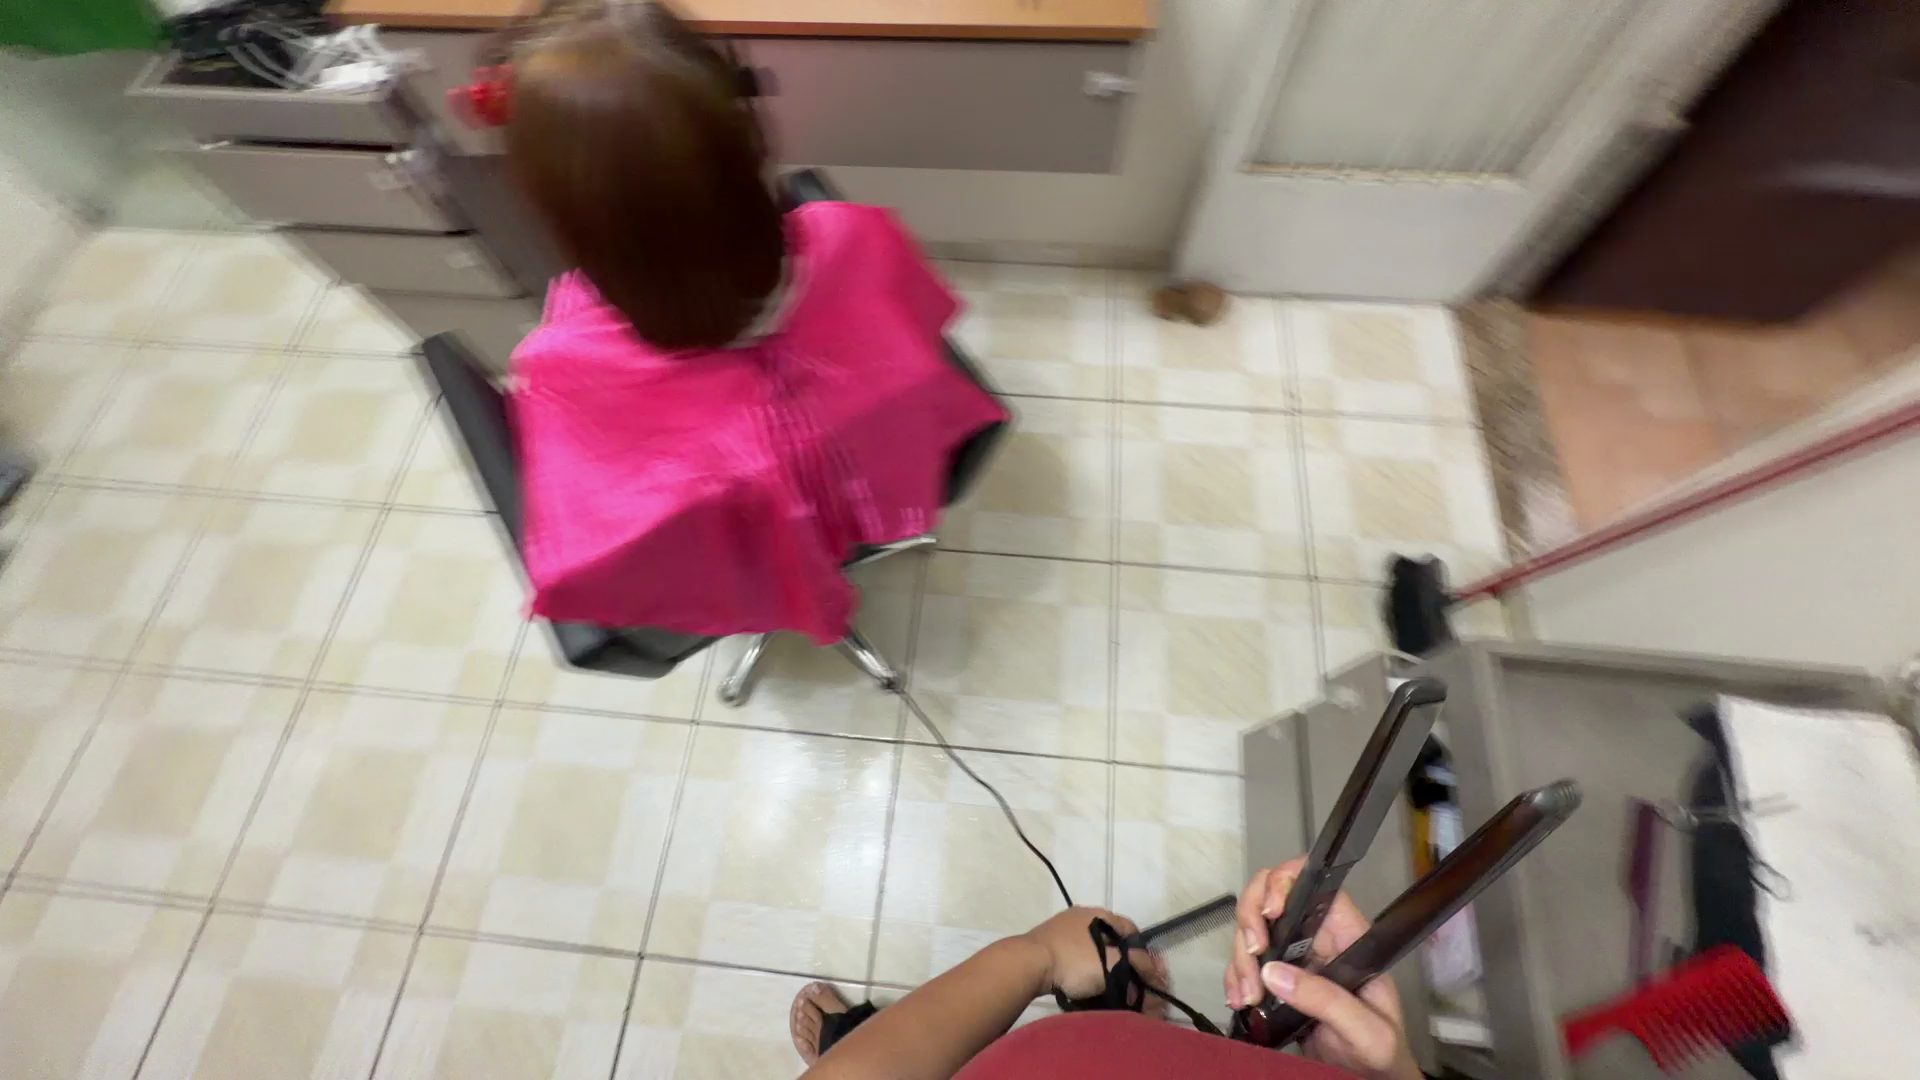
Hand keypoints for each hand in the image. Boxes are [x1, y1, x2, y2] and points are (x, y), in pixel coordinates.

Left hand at [1019, 906, 1150, 1000]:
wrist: (1030, 963)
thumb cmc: (1074, 960)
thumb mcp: (1110, 964)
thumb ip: (1135, 964)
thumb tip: (1155, 968)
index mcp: (1099, 914)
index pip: (1131, 928)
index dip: (1143, 950)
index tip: (1148, 972)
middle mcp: (1083, 914)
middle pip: (1113, 937)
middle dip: (1125, 959)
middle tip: (1131, 982)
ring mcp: (1065, 926)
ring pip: (1095, 945)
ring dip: (1106, 963)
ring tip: (1111, 985)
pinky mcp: (1053, 941)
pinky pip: (1079, 952)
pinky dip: (1089, 965)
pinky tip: (1089, 980)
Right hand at [1226, 858, 1420, 1079]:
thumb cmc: (1381, 1054)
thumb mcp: (1367, 1033)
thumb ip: (1327, 1001)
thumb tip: (1273, 972)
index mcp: (1344, 934)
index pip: (1311, 884)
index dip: (1284, 882)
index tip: (1271, 911)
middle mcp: (1313, 934)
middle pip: (1268, 896)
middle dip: (1250, 920)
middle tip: (1252, 954)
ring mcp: (1290, 952)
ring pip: (1250, 927)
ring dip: (1240, 957)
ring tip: (1248, 996)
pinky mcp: (1273, 974)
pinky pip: (1243, 959)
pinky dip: (1234, 975)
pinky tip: (1239, 999)